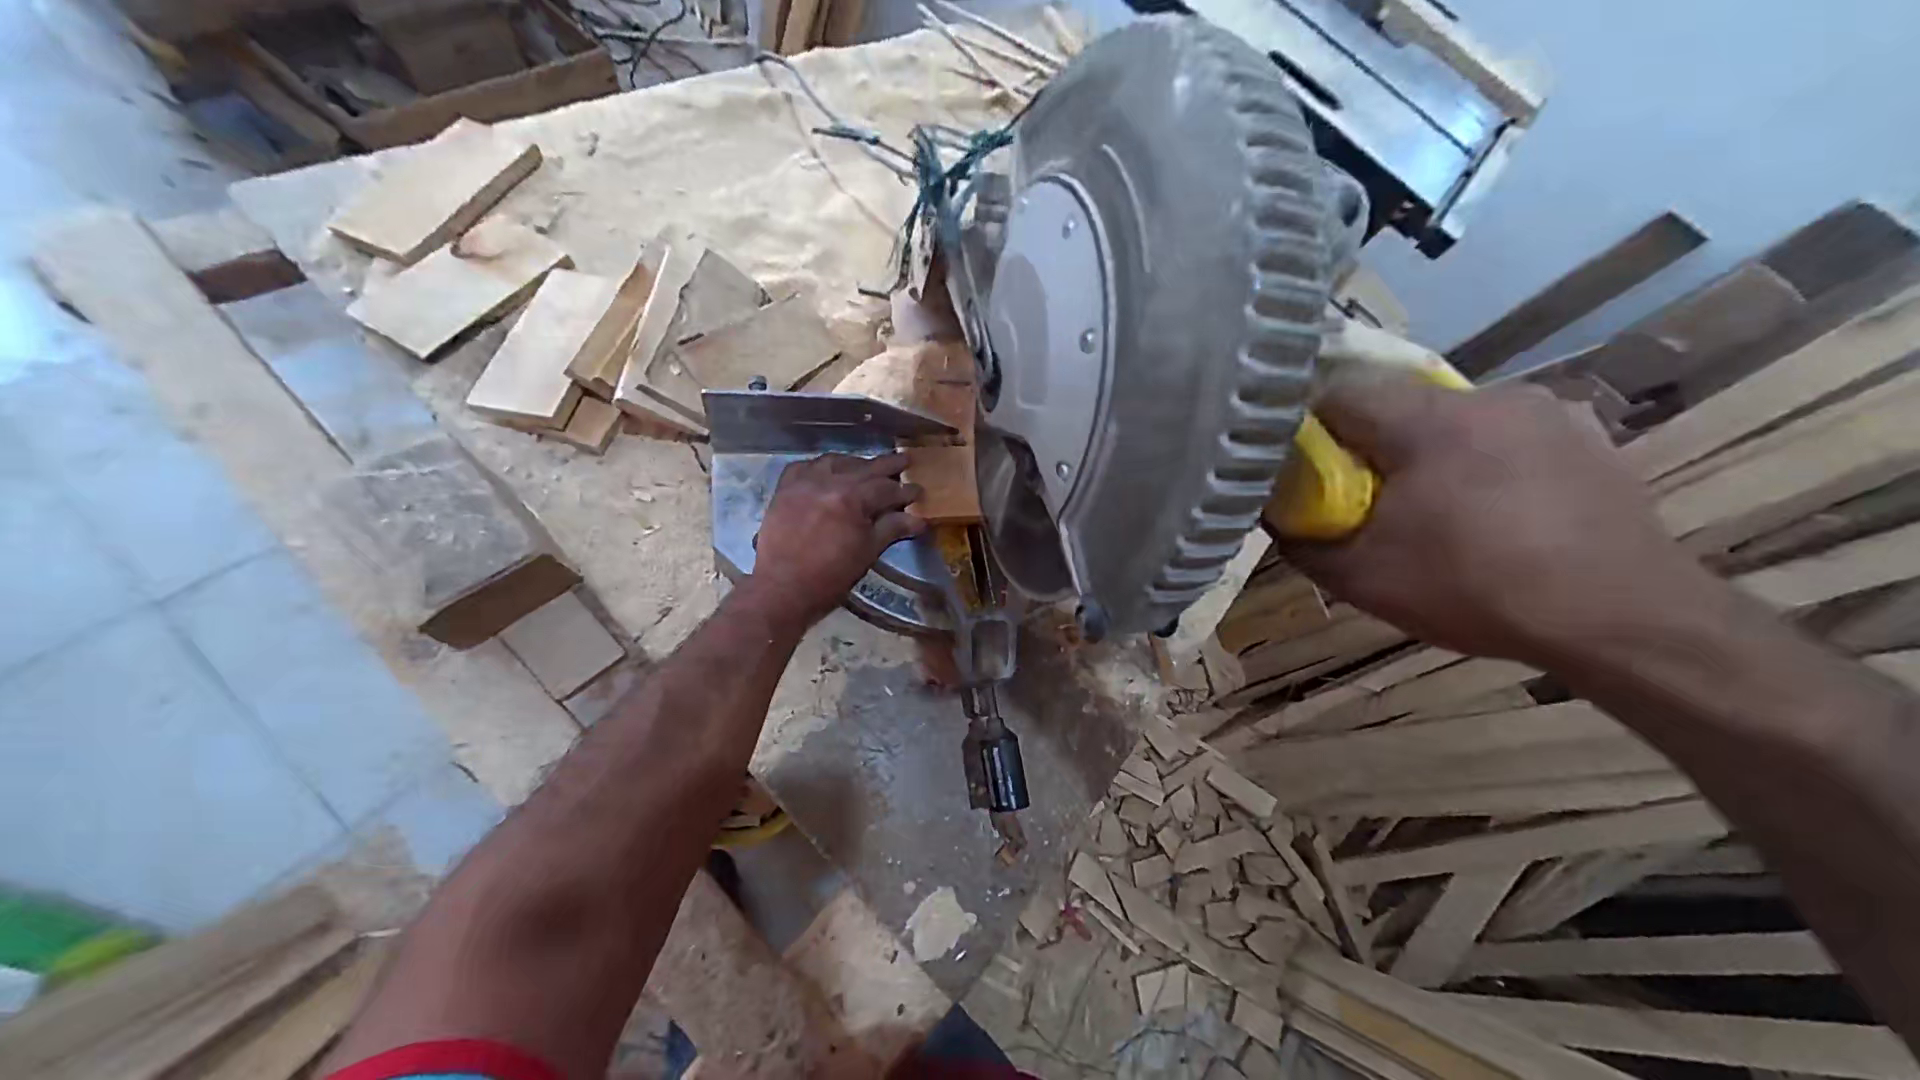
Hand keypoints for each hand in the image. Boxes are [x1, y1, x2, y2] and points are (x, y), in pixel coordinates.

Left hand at [739, 453, 924, 630]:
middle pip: (864, 468)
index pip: (887, 488)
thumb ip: (892, 529)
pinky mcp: (784, 489)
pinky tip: (828, 470)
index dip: (905, 491)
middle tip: (904, 460)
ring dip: (855, 463)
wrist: (782, 588)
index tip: (919, 491)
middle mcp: (828, 482)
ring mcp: (804, 483)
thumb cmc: (830, 576)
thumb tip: (919, 520)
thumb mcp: (867, 552)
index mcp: (852, 498)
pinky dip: (820, 466)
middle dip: (888, 466)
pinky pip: (804, 467)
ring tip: (867, 466)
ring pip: (835, 462)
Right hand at [1280, 372, 1722, 665]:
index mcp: (1429, 420)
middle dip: (1370, 443)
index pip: (1340, 394)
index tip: (1307, 471)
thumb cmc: (1477, 590)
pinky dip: (1482, 460)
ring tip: (1433, 508)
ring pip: (1453, 417)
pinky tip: (1493, 510)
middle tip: (1365, 497)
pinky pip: (1505, 434)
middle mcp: (1490, 396)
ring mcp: (1547, 411)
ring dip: (1427, 450)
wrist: (1626, 621)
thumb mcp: (1362, 578)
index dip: (1310, 428)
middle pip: (1399, 402)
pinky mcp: (1588, 436)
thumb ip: (1303, 541)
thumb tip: (1278, 517)